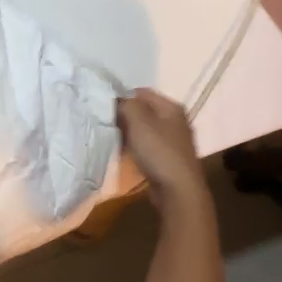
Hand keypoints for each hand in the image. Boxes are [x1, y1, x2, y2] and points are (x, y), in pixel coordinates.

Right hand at [116, 89, 206, 204]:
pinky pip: (148, 144)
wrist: (177, 188)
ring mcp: (173, 139)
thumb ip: (126, 105)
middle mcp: (175, 119)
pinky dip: (136, 146)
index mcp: (171, 107)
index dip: (122, 97)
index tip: (105, 109)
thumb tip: (116, 98)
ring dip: (129, 132)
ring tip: (113, 139)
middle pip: (143, 110)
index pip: (141, 92)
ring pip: (144, 128)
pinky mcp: (168, 156)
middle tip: (106, 124)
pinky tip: (126, 153)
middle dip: (124, 116)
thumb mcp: (139, 122)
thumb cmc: (159, 151)